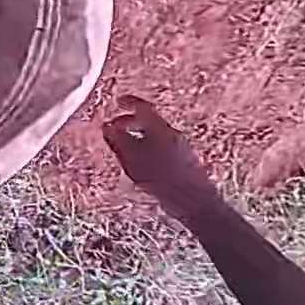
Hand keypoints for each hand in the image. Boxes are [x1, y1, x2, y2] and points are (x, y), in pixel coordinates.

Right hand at [102, 95, 221, 221]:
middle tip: (114, 130)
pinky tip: (140, 165)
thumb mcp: (134, 160)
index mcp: (161, 130)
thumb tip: (108, 127)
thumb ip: (120, 142)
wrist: (196, 203)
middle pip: (148, 122)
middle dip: (129, 123)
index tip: (118, 102)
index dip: (129, 103)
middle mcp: (172, 135)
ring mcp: (179, 148)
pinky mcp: (182, 161)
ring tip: (123, 151)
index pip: (143, 108)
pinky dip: (146, 149)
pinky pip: (160, 148)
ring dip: (137, 138)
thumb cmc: (165, 181)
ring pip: (154, 136)